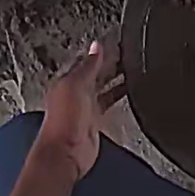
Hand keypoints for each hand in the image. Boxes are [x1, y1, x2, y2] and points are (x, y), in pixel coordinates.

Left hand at [37, 40, 115, 176]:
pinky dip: (118, 94)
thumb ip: (88, 66)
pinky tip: (127, 90)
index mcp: (66, 80)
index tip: (114, 43)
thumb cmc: (63, 120)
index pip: (85, 60)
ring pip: (103, 86)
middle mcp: (75, 92)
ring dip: (115, 77)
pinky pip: (108, 102)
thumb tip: (96, 46)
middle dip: (109, 62)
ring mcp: (85, 107)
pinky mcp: (95, 121)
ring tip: (131, 67)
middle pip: (95, 72)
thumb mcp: (75, 85)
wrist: (66, 152)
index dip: (99, 51)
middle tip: (127, 52)